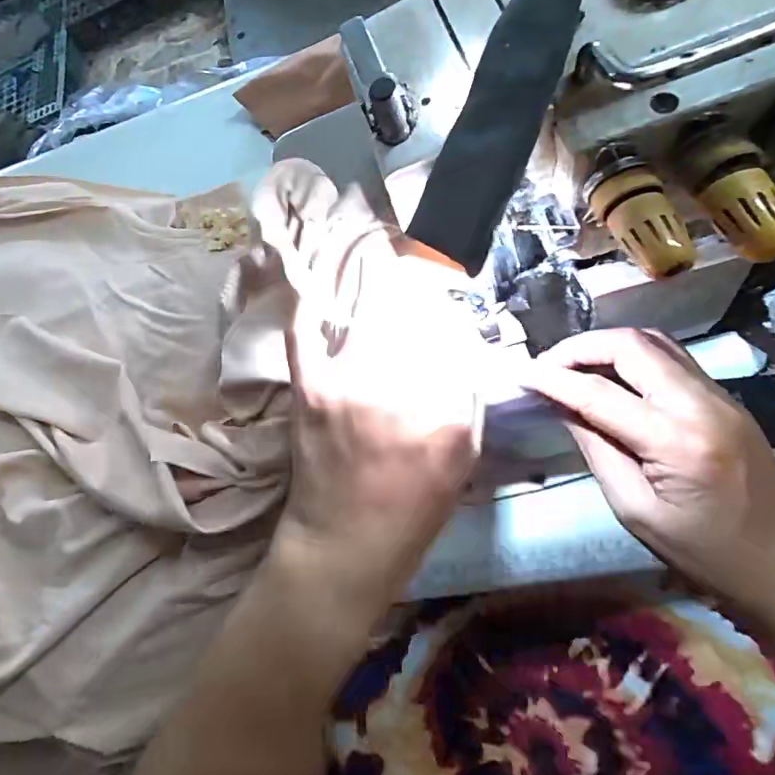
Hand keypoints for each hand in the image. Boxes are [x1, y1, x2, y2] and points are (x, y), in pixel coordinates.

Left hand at [274, 237, 483, 620]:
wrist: (344, 541)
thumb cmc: (414, 505)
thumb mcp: (465, 452)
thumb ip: (467, 387)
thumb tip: (455, 328)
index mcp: (443, 407)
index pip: (447, 323)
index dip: (442, 288)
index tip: (439, 268)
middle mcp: (393, 386)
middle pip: (404, 301)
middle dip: (407, 265)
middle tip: (404, 245)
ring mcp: (342, 381)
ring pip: (360, 302)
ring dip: (366, 264)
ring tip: (366, 233)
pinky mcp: (307, 384)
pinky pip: (307, 324)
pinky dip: (312, 291)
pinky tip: (318, 264)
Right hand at [525, 328, 774, 608]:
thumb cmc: (706, 555)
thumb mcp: (636, 511)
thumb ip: (596, 450)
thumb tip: (563, 406)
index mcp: (677, 441)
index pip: (598, 393)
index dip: (552, 379)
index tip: (520, 374)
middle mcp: (701, 404)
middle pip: (629, 345)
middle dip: (578, 348)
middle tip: (546, 366)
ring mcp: (719, 395)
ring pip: (653, 340)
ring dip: (606, 345)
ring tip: (572, 365)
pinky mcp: (724, 397)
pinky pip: (671, 356)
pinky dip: (632, 354)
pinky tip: (611, 374)